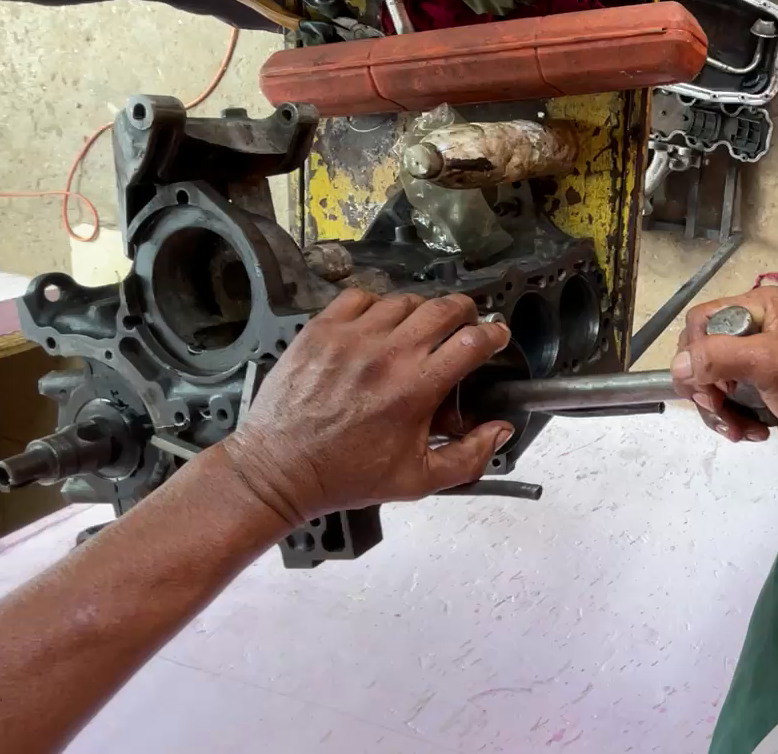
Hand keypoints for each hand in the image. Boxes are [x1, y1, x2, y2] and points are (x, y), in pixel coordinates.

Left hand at [219, 289, 512, 525]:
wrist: (275, 472)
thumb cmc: (347, 476)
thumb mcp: (418, 480)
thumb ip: (469, 457)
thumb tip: (501, 430)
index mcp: (416, 388)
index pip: (473, 341)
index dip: (495, 333)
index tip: (497, 336)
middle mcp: (388, 355)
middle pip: (446, 307)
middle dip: (465, 312)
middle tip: (463, 326)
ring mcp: (352, 338)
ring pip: (406, 300)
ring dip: (421, 311)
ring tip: (417, 330)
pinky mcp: (321, 330)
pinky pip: (361, 297)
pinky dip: (377, 305)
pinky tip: (377, 325)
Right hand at [670, 287, 777, 463]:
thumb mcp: (768, 363)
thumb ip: (719, 357)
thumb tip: (676, 366)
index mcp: (759, 306)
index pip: (701, 320)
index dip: (696, 353)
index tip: (708, 382)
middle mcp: (754, 328)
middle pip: (699, 354)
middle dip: (706, 388)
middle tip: (720, 406)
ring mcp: (754, 361)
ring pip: (708, 383)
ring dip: (719, 411)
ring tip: (741, 428)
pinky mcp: (756, 390)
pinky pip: (724, 402)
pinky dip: (732, 421)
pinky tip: (753, 431)